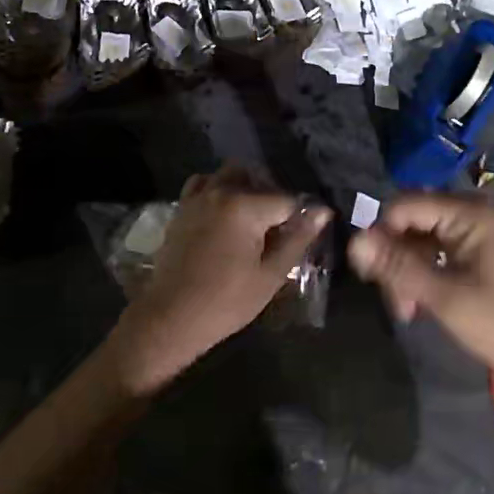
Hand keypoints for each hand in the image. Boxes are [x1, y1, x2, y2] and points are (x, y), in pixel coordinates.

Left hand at [108, 165, 330, 395]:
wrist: (169, 319)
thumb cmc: (225, 302)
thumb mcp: (270, 275)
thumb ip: (298, 239)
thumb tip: (323, 212)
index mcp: (246, 206)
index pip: (287, 200)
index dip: (299, 217)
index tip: (300, 237)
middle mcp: (221, 191)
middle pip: (257, 177)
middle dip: (272, 196)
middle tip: (277, 227)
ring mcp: (198, 197)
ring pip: (230, 174)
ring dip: (245, 187)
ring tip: (251, 217)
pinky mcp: (182, 207)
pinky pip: (204, 183)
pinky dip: (217, 189)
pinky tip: (223, 215)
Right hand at [347, 193, 493, 397]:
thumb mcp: (444, 296)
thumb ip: (398, 266)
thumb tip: (353, 241)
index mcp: (467, 212)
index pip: (403, 206)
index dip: (382, 236)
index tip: (371, 277)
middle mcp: (468, 214)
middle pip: (410, 222)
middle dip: (394, 257)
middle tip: (395, 301)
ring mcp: (470, 235)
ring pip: (418, 241)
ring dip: (405, 272)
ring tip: (407, 311)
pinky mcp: (471, 257)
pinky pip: (433, 255)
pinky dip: (420, 277)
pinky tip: (417, 306)